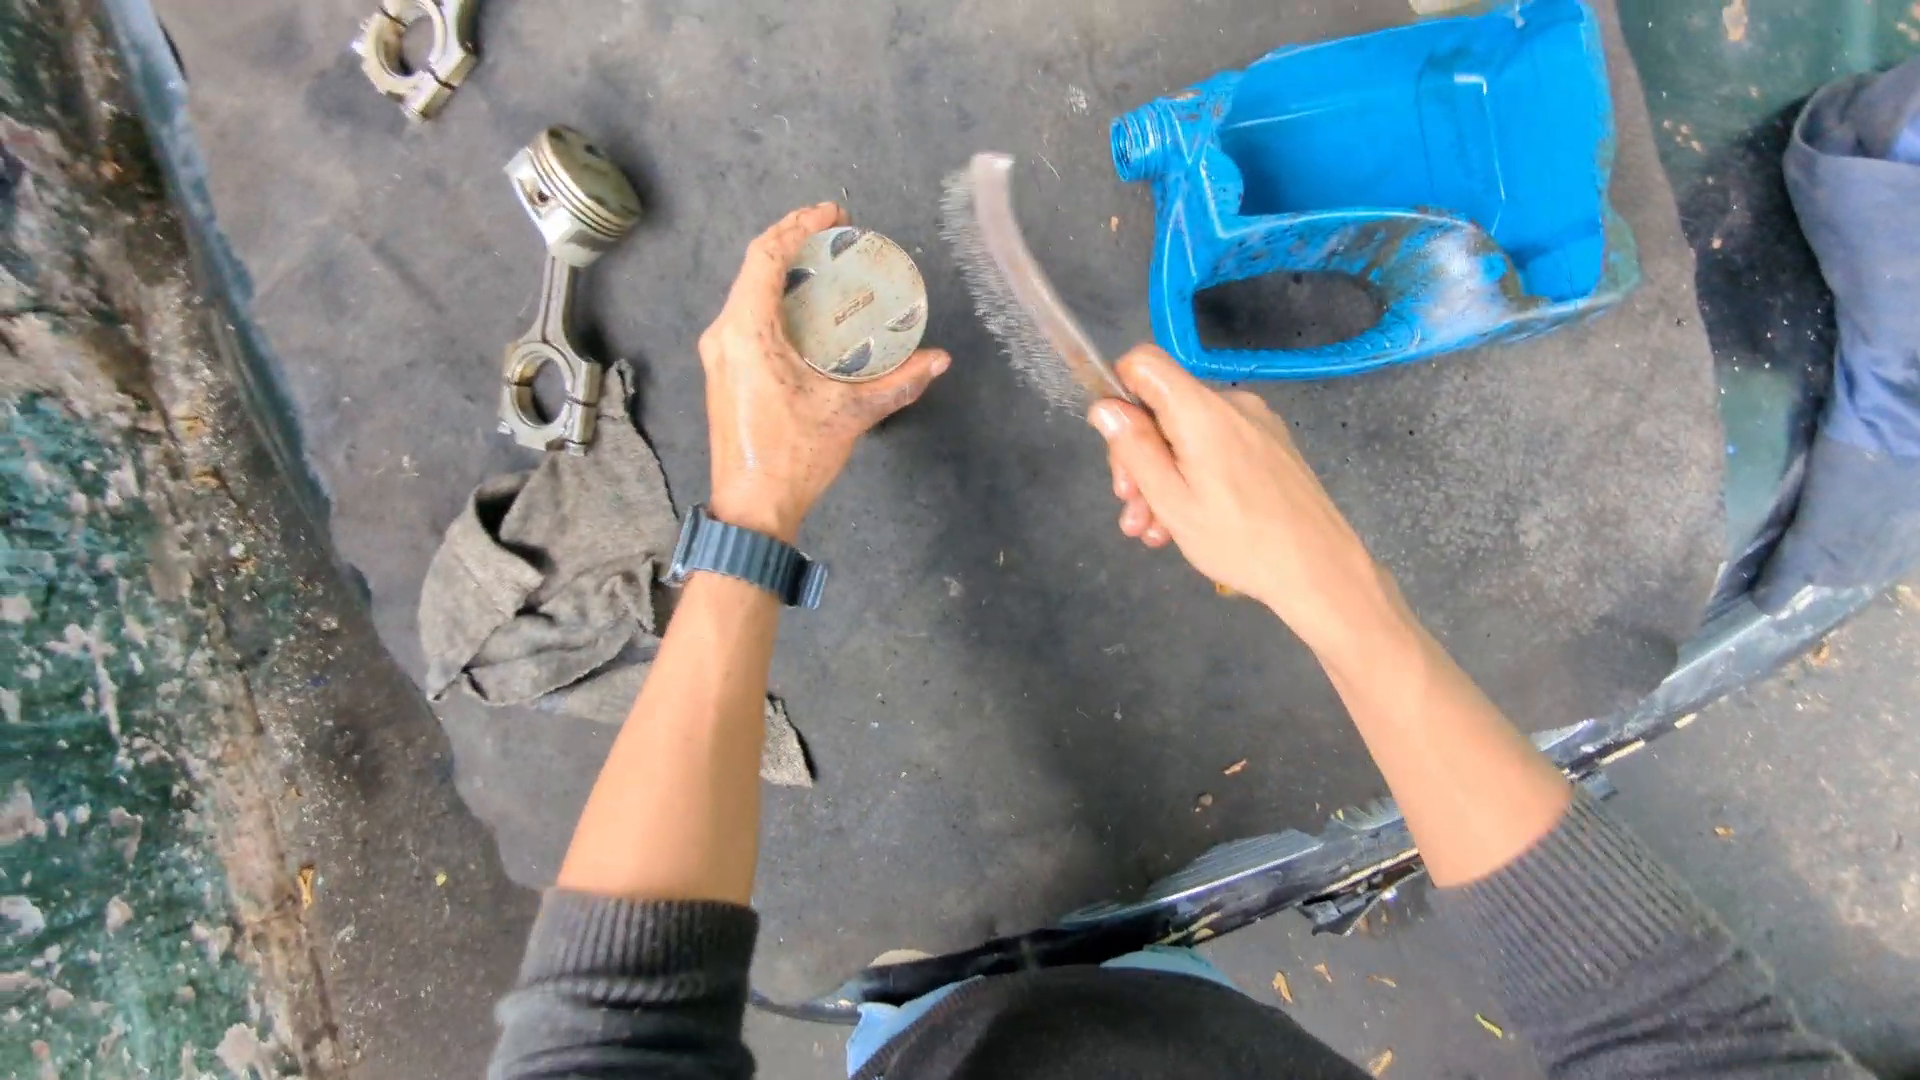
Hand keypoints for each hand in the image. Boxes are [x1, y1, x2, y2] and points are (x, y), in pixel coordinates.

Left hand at [699, 203, 949, 541]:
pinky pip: (747, 319)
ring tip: (827, 271)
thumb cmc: (794, 459)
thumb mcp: (851, 414)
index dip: (799, 224)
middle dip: (795, 245)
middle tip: (837, 240)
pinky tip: (808, 314)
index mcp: (746, 332)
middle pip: (755, 268)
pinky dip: (777, 304)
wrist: (752, 509)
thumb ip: (898, 383)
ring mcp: (719, 354)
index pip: (765, 255)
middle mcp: (723, 334)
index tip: (833, 214)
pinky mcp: (724, 372)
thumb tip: (939, 360)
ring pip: (748, 294)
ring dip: (785, 275)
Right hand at [1088, 346, 1400, 657]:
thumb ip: (1134, 448)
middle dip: (1137, 458)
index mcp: (1201, 410)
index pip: (1145, 363)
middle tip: (1131, 511)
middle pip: (1162, 408)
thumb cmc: (1239, 540)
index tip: (1117, 444)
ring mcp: (1255, 425)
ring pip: (1186, 436)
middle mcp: (1231, 404)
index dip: (1119, 393)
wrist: (1320, 570)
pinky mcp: (1270, 446)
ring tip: (1153, 531)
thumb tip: (1104, 407)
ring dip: (1161, 480)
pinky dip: (1193, 479)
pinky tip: (1184, 523)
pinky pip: (1215, 449)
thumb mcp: (1171, 500)